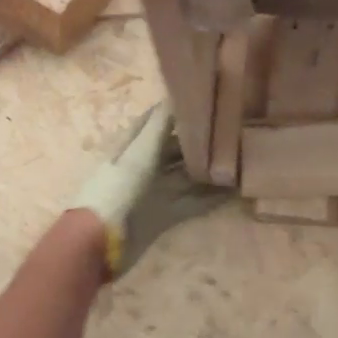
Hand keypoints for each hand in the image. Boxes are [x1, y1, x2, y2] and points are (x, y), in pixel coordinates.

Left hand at [69, 104, 230, 277]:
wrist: (100, 242)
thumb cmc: (117, 190)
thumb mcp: (138, 153)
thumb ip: (158, 126)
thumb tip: (176, 95)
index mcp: (131, 146)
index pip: (154, 121)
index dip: (174, 110)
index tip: (204, 100)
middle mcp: (142, 166)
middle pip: (172, 149)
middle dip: (197, 142)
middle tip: (231, 134)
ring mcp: (151, 192)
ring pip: (183, 177)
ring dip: (205, 172)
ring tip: (238, 163)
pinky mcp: (160, 216)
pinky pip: (189, 203)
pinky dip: (207, 199)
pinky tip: (230, 194)